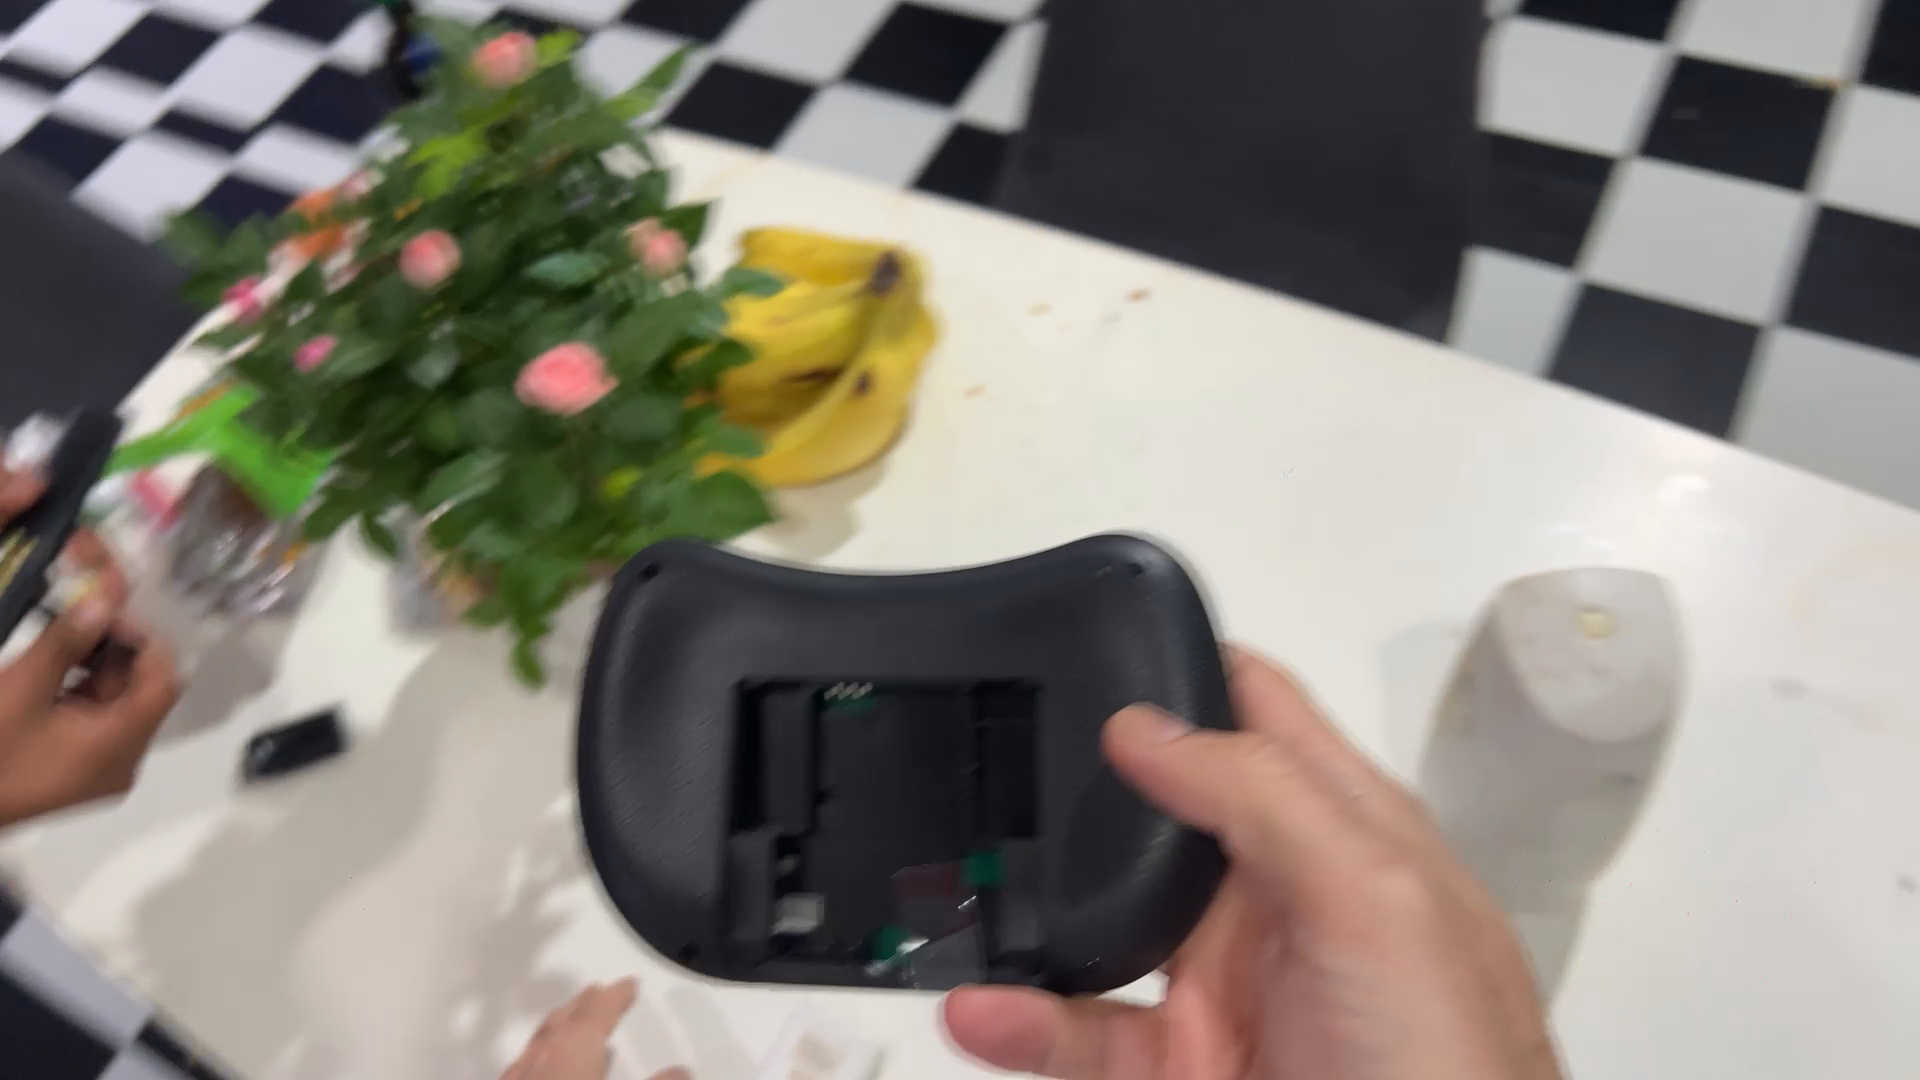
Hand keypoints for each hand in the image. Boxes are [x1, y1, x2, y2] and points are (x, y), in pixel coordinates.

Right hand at [0, 465, 180, 827]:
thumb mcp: (16, 693)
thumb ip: (63, 646)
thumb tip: (99, 604)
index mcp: (121, 747)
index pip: (163, 683)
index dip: (147, 644)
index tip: (119, 615)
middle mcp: (122, 762)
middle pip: (141, 694)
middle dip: (119, 655)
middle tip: (92, 621)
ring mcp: (96, 770)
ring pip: (114, 706)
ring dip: (96, 671)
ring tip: (70, 641)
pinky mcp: (69, 772)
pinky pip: (89, 723)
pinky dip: (78, 694)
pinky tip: (57, 669)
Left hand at [502, 979, 687, 1079]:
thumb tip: (684, 1071)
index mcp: (571, 1054)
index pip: (595, 1014)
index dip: (614, 997)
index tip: (630, 984)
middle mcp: (538, 1064)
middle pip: (559, 1026)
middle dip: (580, 1008)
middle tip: (597, 993)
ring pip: (534, 1050)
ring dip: (555, 1034)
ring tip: (571, 1030)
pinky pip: (518, 1076)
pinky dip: (534, 1066)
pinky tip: (538, 1079)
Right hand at [943, 648, 1561, 1079]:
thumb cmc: (1438, 1068)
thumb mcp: (1373, 905)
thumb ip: (1260, 796)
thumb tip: (1136, 723)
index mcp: (1332, 824)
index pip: (1255, 703)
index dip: (1187, 657)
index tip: (1100, 630)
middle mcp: (1267, 882)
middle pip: (1161, 789)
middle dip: (1089, 759)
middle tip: (1001, 725)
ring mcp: (1212, 970)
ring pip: (1103, 900)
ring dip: (1035, 884)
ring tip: (965, 857)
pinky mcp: (1170, 1056)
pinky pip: (1076, 1022)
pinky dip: (1020, 1014)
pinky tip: (972, 1006)